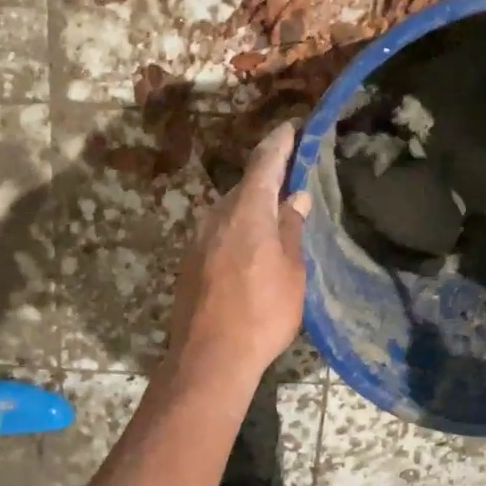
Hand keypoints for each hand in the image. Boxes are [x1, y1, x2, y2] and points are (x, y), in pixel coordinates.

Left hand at [165, 123, 312, 379]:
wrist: (209, 358)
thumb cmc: (262, 314)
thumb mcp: (292, 271)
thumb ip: (292, 229)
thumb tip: (295, 198)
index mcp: (247, 211)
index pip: (265, 162)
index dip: (281, 142)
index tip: (293, 126)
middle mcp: (217, 215)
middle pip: (246, 185)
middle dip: (269, 177)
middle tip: (294, 177)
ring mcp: (198, 239)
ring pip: (231, 210)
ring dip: (253, 207)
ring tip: (278, 215)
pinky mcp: (190, 262)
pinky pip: (220, 232)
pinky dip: (239, 229)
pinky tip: (253, 248)